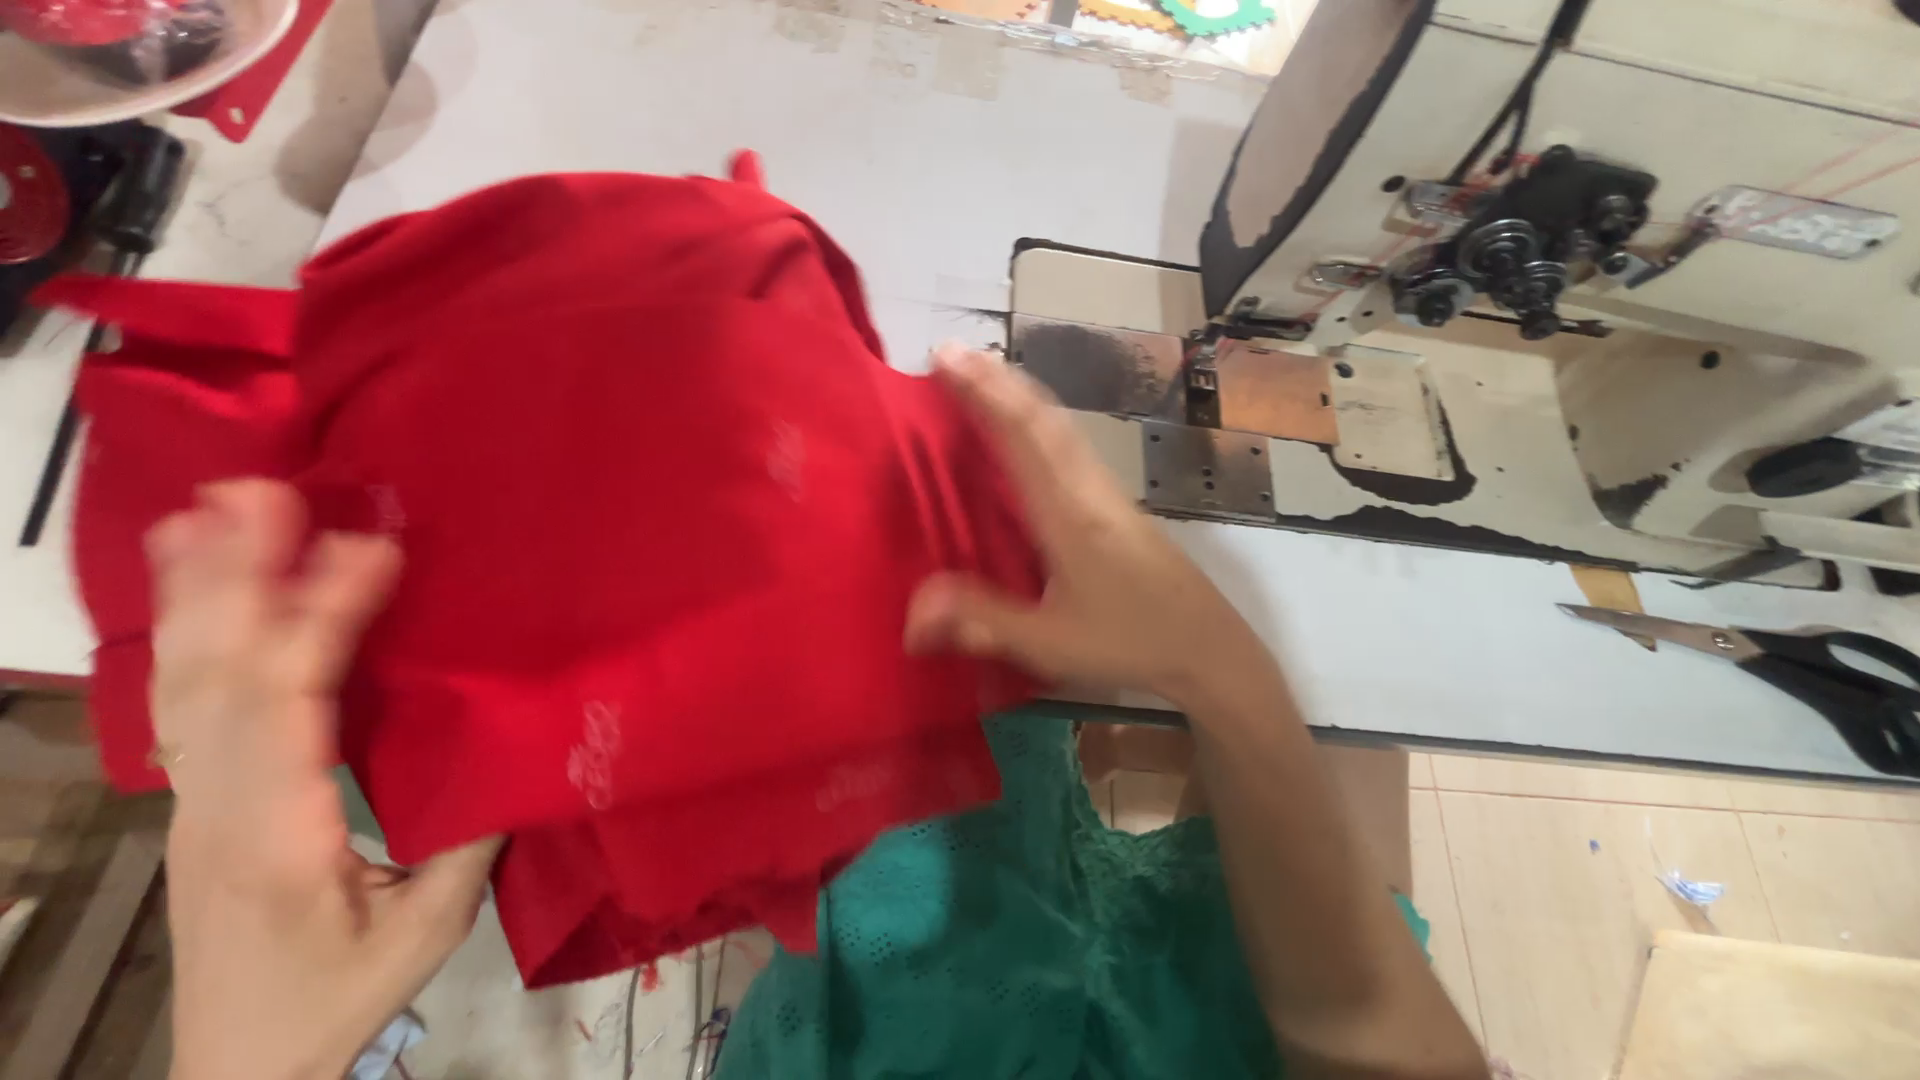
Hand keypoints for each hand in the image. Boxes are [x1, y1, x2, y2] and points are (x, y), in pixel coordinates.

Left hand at [149, 481, 500, 1079]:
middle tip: (261, 494)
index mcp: (280, 833)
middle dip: (237, 578)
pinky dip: (183, 634)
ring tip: (208, 512)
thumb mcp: (429, 929)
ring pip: (182, 682)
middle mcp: (218, 804)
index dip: (323, 618)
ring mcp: (191, 801)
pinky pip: (180, 705)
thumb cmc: (340, 994)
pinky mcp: (193, 801)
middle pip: (215, 676)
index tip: (368, 546)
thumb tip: (514, 744)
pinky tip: (191, 593)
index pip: (292, 705)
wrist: (236, 1066)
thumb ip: (467, 836)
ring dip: (196, 592)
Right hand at [905, 345, 1268, 707]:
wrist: (1211, 650)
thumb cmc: (1131, 645)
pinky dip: (1043, 422)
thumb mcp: (1051, 644)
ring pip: (1063, 428)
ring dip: (1021, 396)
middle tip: (953, 352)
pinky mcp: (1120, 509)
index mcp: (1068, 514)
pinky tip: (1034, 433)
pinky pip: (1073, 447)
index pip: (1021, 436)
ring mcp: (1110, 496)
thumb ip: (982, 622)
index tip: (944, 357)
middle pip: (1043, 419)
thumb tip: (911, 613)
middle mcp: (1090, 491)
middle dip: (997, 381)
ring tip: (985, 376)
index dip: (982, 392)